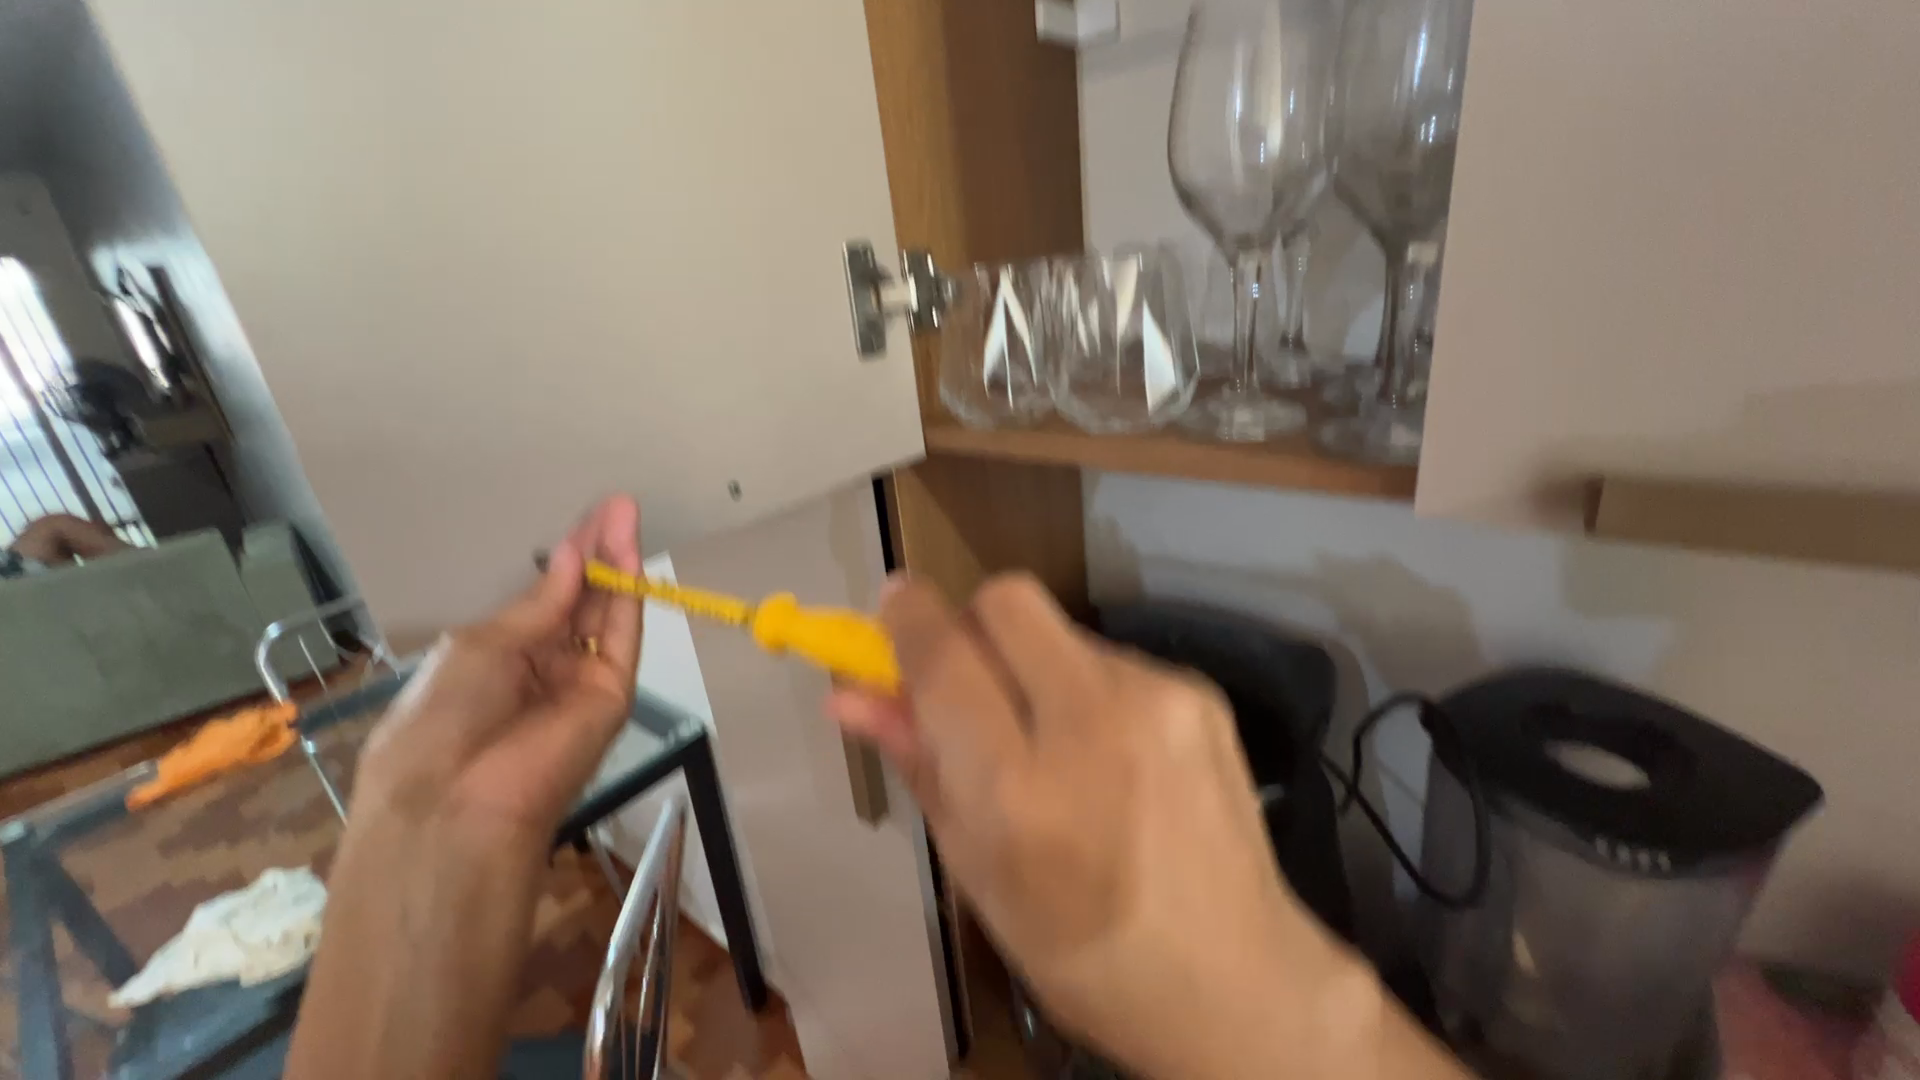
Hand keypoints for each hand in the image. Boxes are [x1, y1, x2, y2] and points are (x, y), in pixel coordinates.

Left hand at [354, 495, 643, 847]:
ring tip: (627, 514)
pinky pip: (622, 636)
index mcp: (503, 656)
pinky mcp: (615, 693)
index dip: (567, 557)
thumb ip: (539, 604)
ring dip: (618, 562)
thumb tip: (572, 558)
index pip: (547, 598)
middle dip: (598, 550)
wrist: (457, 801)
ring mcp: (584, 679)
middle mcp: (547, 664)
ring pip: (607, 611)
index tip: (590, 518)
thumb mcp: (480, 646)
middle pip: (582, 599)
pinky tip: (628, 554)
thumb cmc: (443, 717)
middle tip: (619, 506)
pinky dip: (628, 594)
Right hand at [827, 575, 1401, 1079]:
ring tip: (1051, 742)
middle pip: (1007, 601)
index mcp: (1020, 790)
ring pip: (1059, 629)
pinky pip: (1108, 657)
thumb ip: (916, 762)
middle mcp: (1093, 723)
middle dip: (971, 621)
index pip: (945, 660)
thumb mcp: (975, 869)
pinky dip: (1083, 687)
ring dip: (1031, 664)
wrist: (1235, 980)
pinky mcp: (1199, 691)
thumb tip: (849, 695)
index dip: (906, 620)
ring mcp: (1158, 698)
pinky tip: (1107, 753)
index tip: (891, 603)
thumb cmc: (1078, 948)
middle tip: (969, 677)